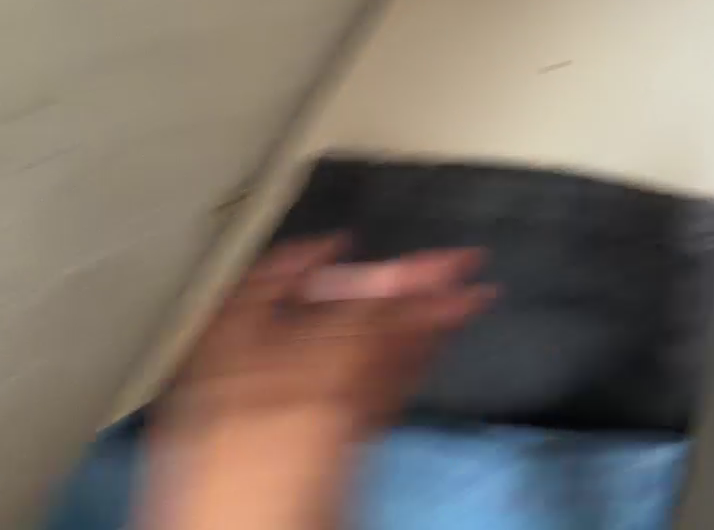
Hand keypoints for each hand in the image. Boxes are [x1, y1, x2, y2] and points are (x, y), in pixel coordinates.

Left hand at [142, 236, 493, 529]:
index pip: (266, 293)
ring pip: (372, 346)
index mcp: (236, 363)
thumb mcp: (306, 392)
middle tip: (457, 261)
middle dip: (399, 284)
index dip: (309, 261)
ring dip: (424, 314)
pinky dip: (419, 352)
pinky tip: (450, 329)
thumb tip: (406, 271)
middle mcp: (267, 379)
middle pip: (339, 315)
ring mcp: (304, 411)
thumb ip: (358, 326)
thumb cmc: (259, 479)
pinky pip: (382, 380)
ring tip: (474, 288)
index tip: (352, 237)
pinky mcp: (337, 439)